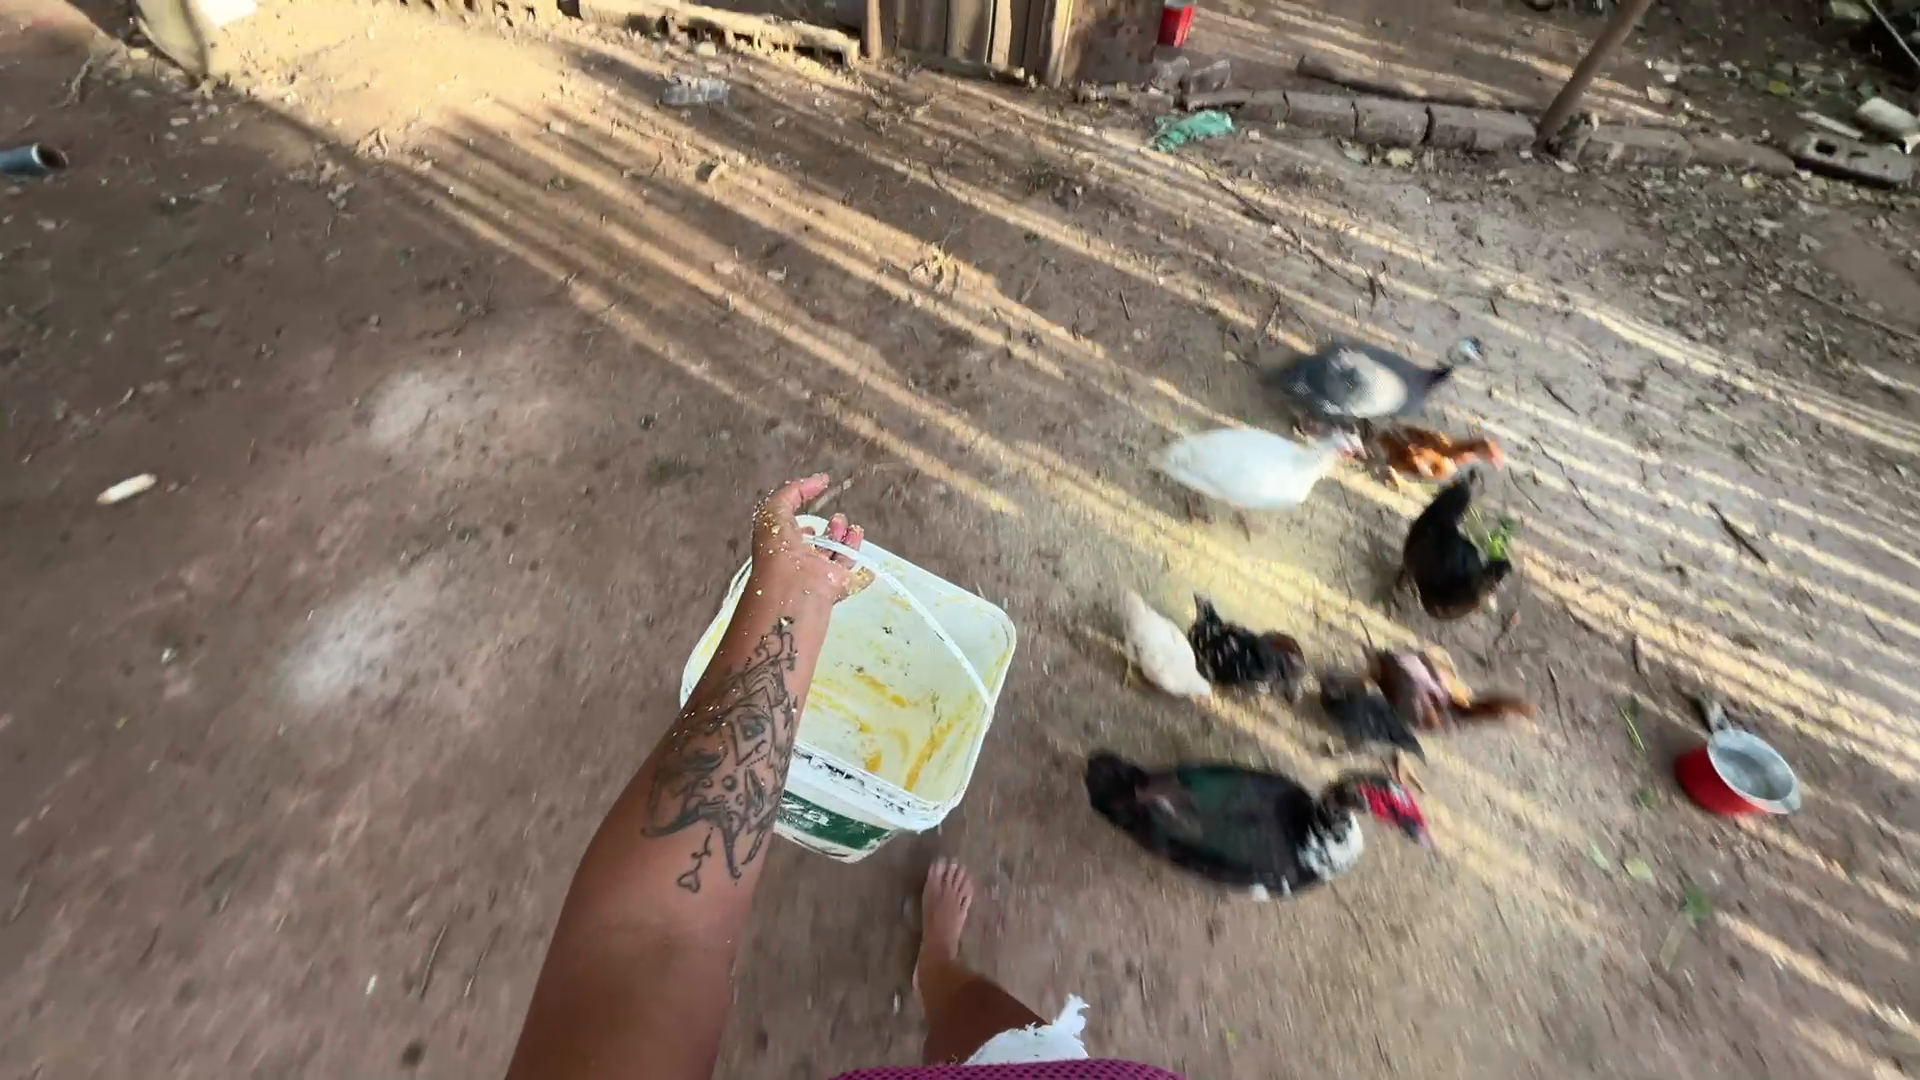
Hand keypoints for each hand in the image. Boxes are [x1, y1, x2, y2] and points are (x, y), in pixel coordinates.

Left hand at [751, 474, 866, 601]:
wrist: (792, 586)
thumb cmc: (778, 548)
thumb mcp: (774, 510)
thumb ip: (793, 491)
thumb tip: (821, 479)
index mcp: (784, 545)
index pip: (797, 533)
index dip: (805, 523)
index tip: (817, 511)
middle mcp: (803, 561)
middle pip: (823, 544)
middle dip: (834, 528)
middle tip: (839, 519)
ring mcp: (822, 575)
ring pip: (841, 557)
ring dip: (850, 541)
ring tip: (854, 529)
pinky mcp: (839, 586)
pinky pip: (855, 580)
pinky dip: (865, 575)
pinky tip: (871, 567)